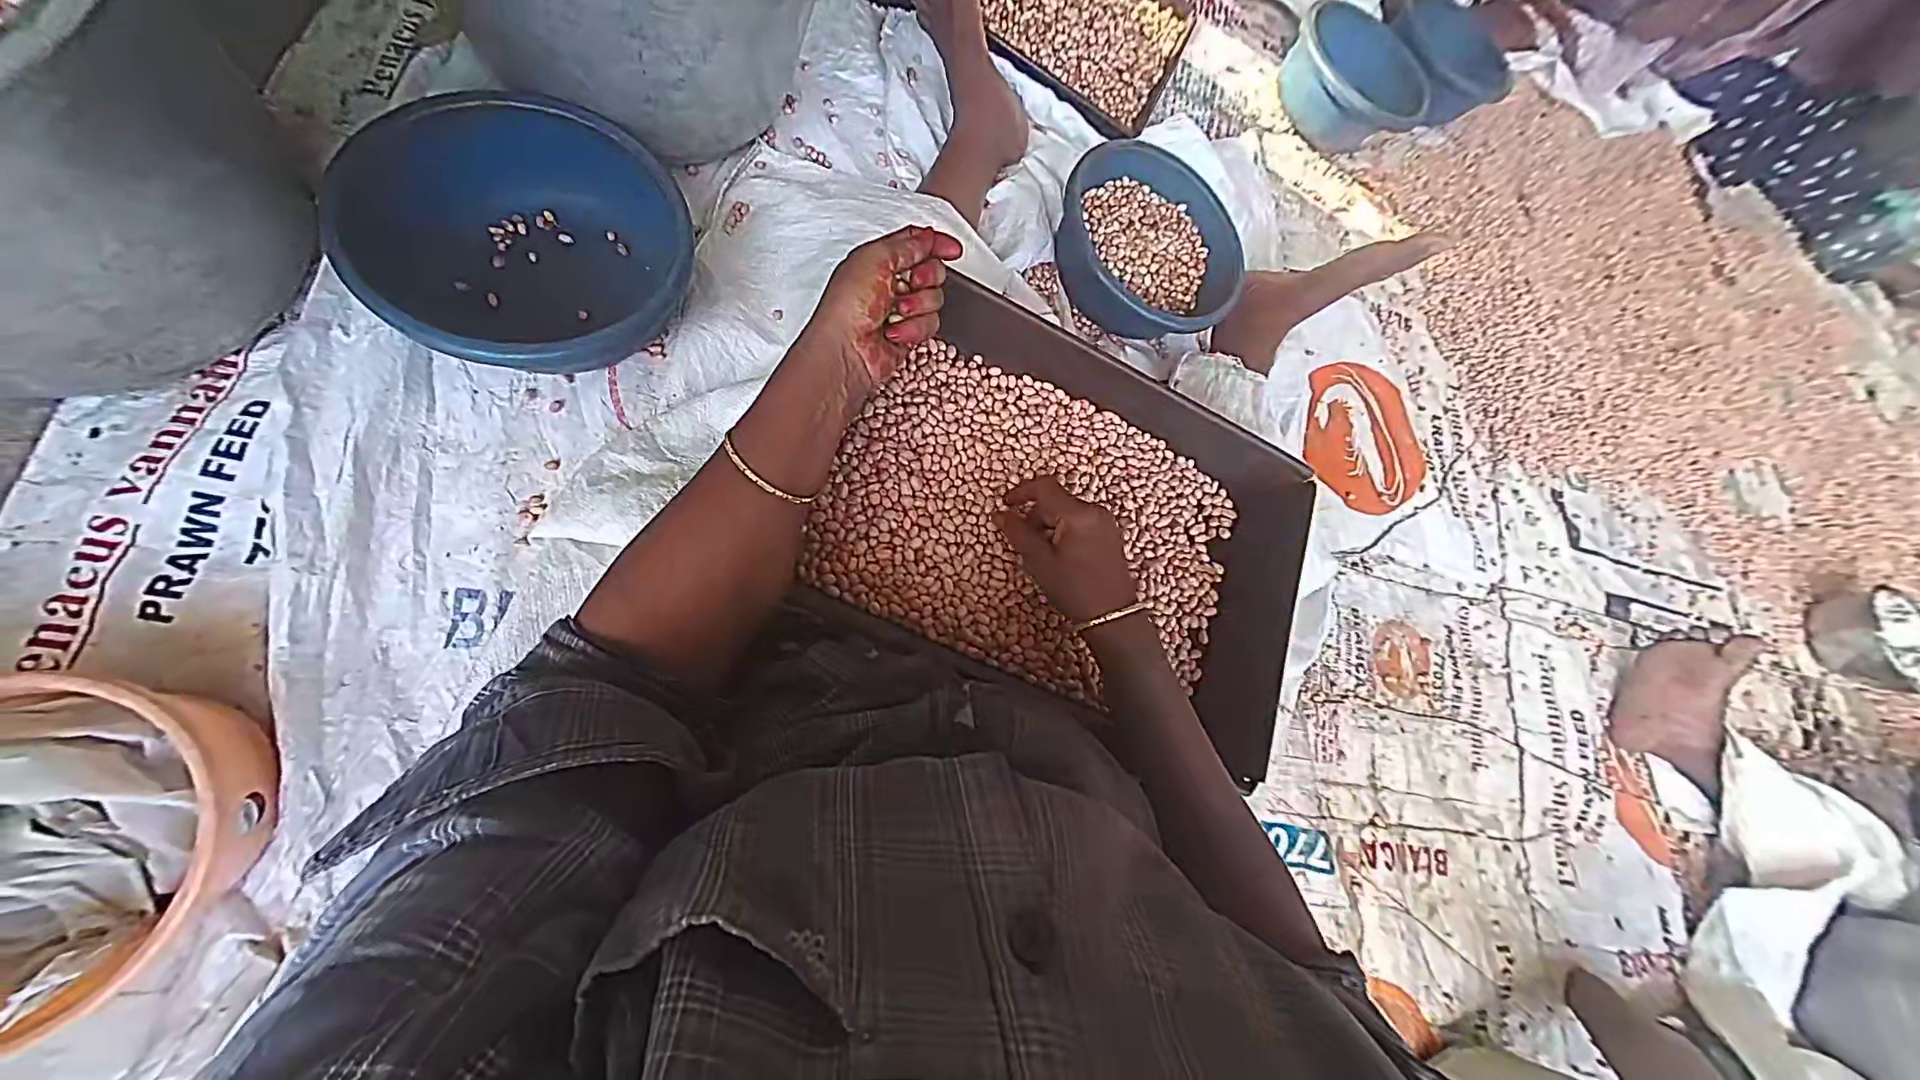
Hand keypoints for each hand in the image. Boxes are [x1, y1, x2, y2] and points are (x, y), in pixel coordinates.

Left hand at [797, 224, 963, 401]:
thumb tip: (928, 238)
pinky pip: (931, 325)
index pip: (915, 244)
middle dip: (927, 277)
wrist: (846, 350)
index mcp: (880, 260)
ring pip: (935, 300)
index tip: (952, 248)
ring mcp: (902, 310)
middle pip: (932, 271)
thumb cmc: (847, 308)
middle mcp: (892, 284)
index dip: (936, 244)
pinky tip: (895, 331)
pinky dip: (915, 328)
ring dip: (919, 305)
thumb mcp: (875, 258)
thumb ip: (906, 244)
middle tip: (912, 283)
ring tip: (897, 311)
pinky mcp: (909, 333)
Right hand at [995, 477, 1137, 624]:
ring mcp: (1105, 522)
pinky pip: (1079, 521)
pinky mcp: (1109, 533)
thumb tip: (1000, 514)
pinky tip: (1059, 555)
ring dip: (1048, 525)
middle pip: (1055, 500)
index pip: (1045, 487)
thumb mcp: (1040, 562)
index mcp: (1078, 515)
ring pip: (1066, 511)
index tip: (1006, 505)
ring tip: (1043, 554)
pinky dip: (1063, 530)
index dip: (1021, 492)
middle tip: (1024, 542)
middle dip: (1035, 516)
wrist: (1112, 616)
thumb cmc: (1075, 590)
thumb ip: (1018, 533)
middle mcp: (1095, 511)